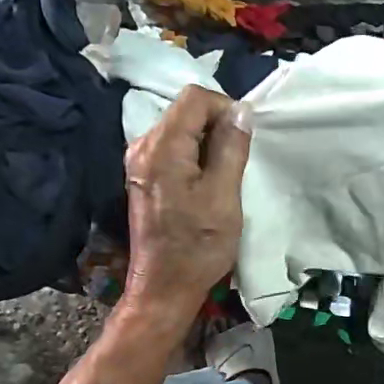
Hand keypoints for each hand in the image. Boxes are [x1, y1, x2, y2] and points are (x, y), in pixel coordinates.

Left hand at [121, 86, 252, 324]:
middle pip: (185, 110)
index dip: (226, 108)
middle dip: (217, 126)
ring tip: (225, 174)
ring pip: (180, 129)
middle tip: (238, 159)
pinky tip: (208, 183)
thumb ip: (231, 148)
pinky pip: (173, 149)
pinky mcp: (143, 177)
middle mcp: (142, 146)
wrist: (164, 287)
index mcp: (161, 146)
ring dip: (208, 143)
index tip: (243, 139)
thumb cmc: (198, 245)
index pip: (195, 97)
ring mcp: (139, 162)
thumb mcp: (224, 195)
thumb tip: (241, 111)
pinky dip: (195, 156)